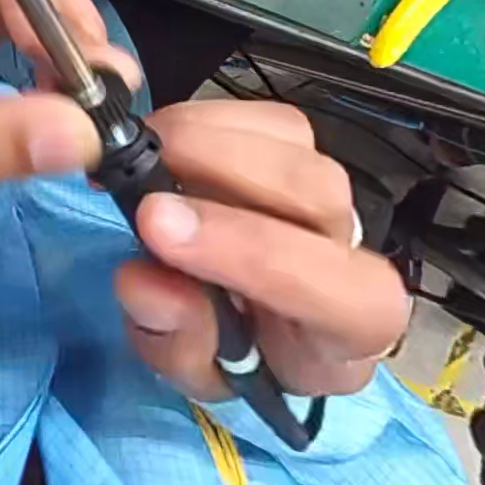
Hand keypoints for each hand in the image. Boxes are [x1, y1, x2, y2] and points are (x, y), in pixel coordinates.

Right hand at [113, 101, 410, 399]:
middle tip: (135, 171)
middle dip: (218, 169)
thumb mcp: (188, 368)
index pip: (339, 292)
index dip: (249, 251)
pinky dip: (201, 117)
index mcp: (344, 330)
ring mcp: (325, 189)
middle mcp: (349, 251)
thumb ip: (171, 336)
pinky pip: (260, 116)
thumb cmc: (225, 350)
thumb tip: (145, 278)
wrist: (240, 312)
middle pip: (315, 191)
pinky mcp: (293, 149)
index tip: (155, 225)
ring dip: (201, 136)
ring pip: (289, 140)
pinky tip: (160, 140)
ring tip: (139, 153)